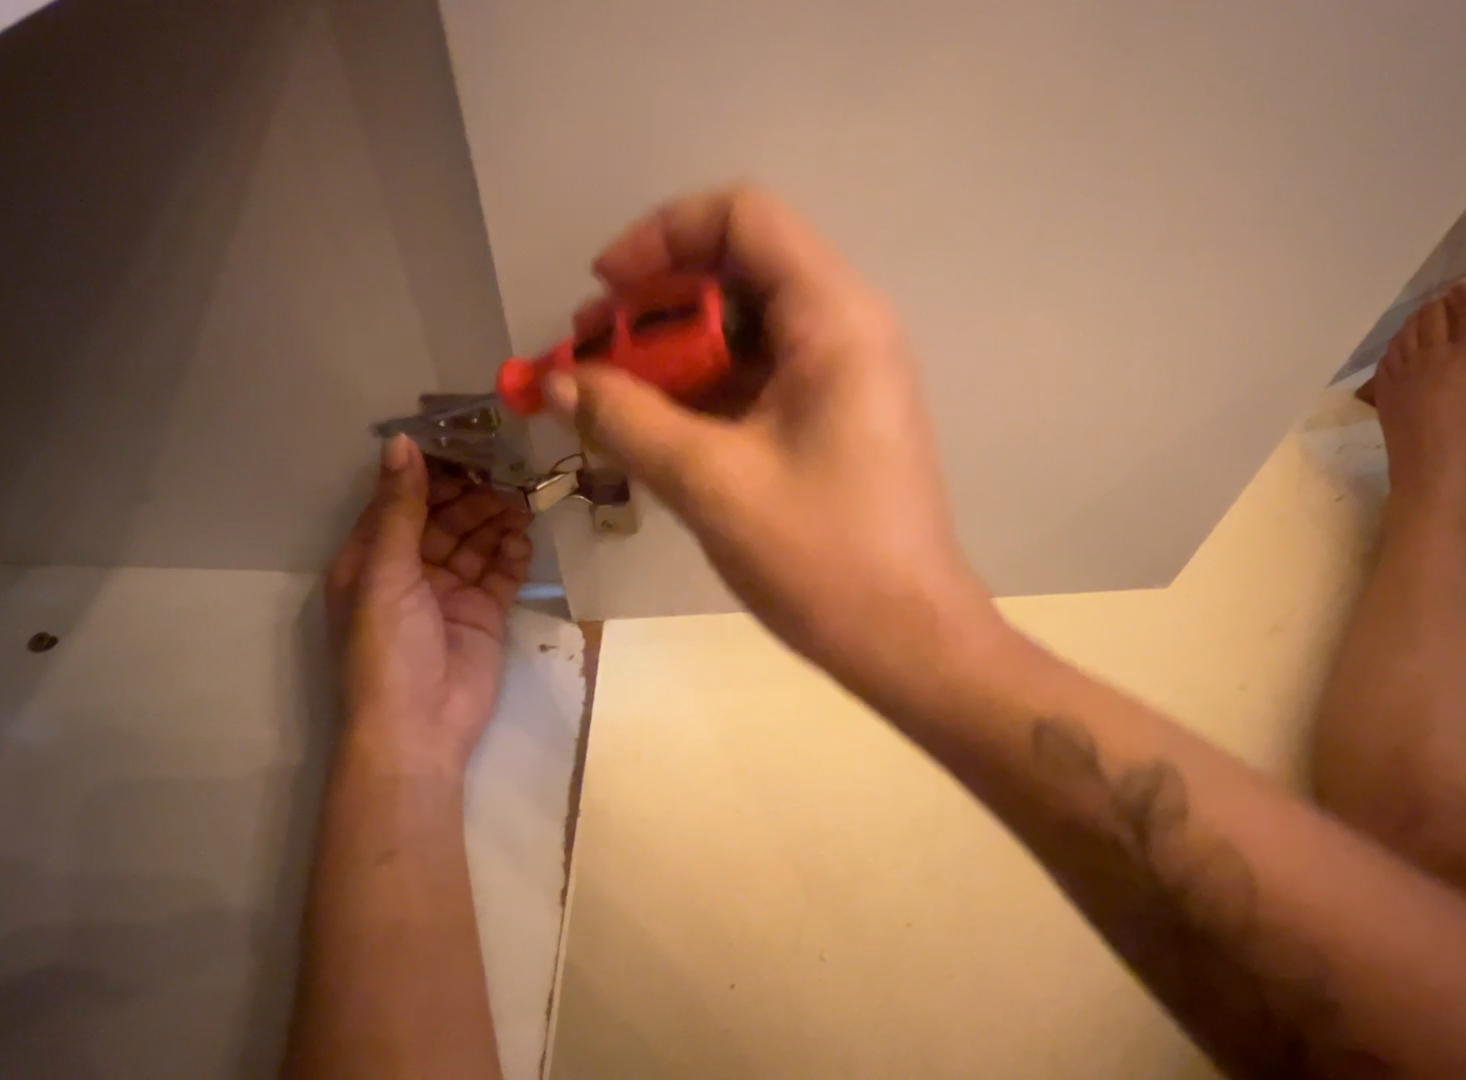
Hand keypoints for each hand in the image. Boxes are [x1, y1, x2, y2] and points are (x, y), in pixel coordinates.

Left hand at [325, 435, 533, 777]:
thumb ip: (399, 508)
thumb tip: (401, 441)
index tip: (466, 447)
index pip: (401, 502)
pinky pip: (501, 572)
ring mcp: (450, 592)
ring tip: (522, 504)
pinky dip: (513, 554)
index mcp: (372, 559)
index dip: (431, 475)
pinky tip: (523, 540)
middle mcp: (410, 571)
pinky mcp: (484, 613)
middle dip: (473, 497)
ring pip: (476, 542)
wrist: (419, 728)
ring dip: (497, 521)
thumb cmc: (387, 649)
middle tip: (506, 477)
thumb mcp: (385, 573)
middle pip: (445, 518)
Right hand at [545, 187, 994, 688]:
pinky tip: (652, 434)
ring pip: (741, 331)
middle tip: (587, 359)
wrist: (907, 639)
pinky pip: (755, 380)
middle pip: (736, 273)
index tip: (604, 291)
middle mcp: (845, 328)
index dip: (661, 238)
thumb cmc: (822, 558)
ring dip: (669, 357)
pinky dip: (700, 395)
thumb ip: (628, 420)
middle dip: (652, 309)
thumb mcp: (712, 483)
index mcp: (833, 319)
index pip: (743, 219)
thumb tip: (558, 381)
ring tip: (606, 403)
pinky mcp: (831, 418)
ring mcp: (841, 376)